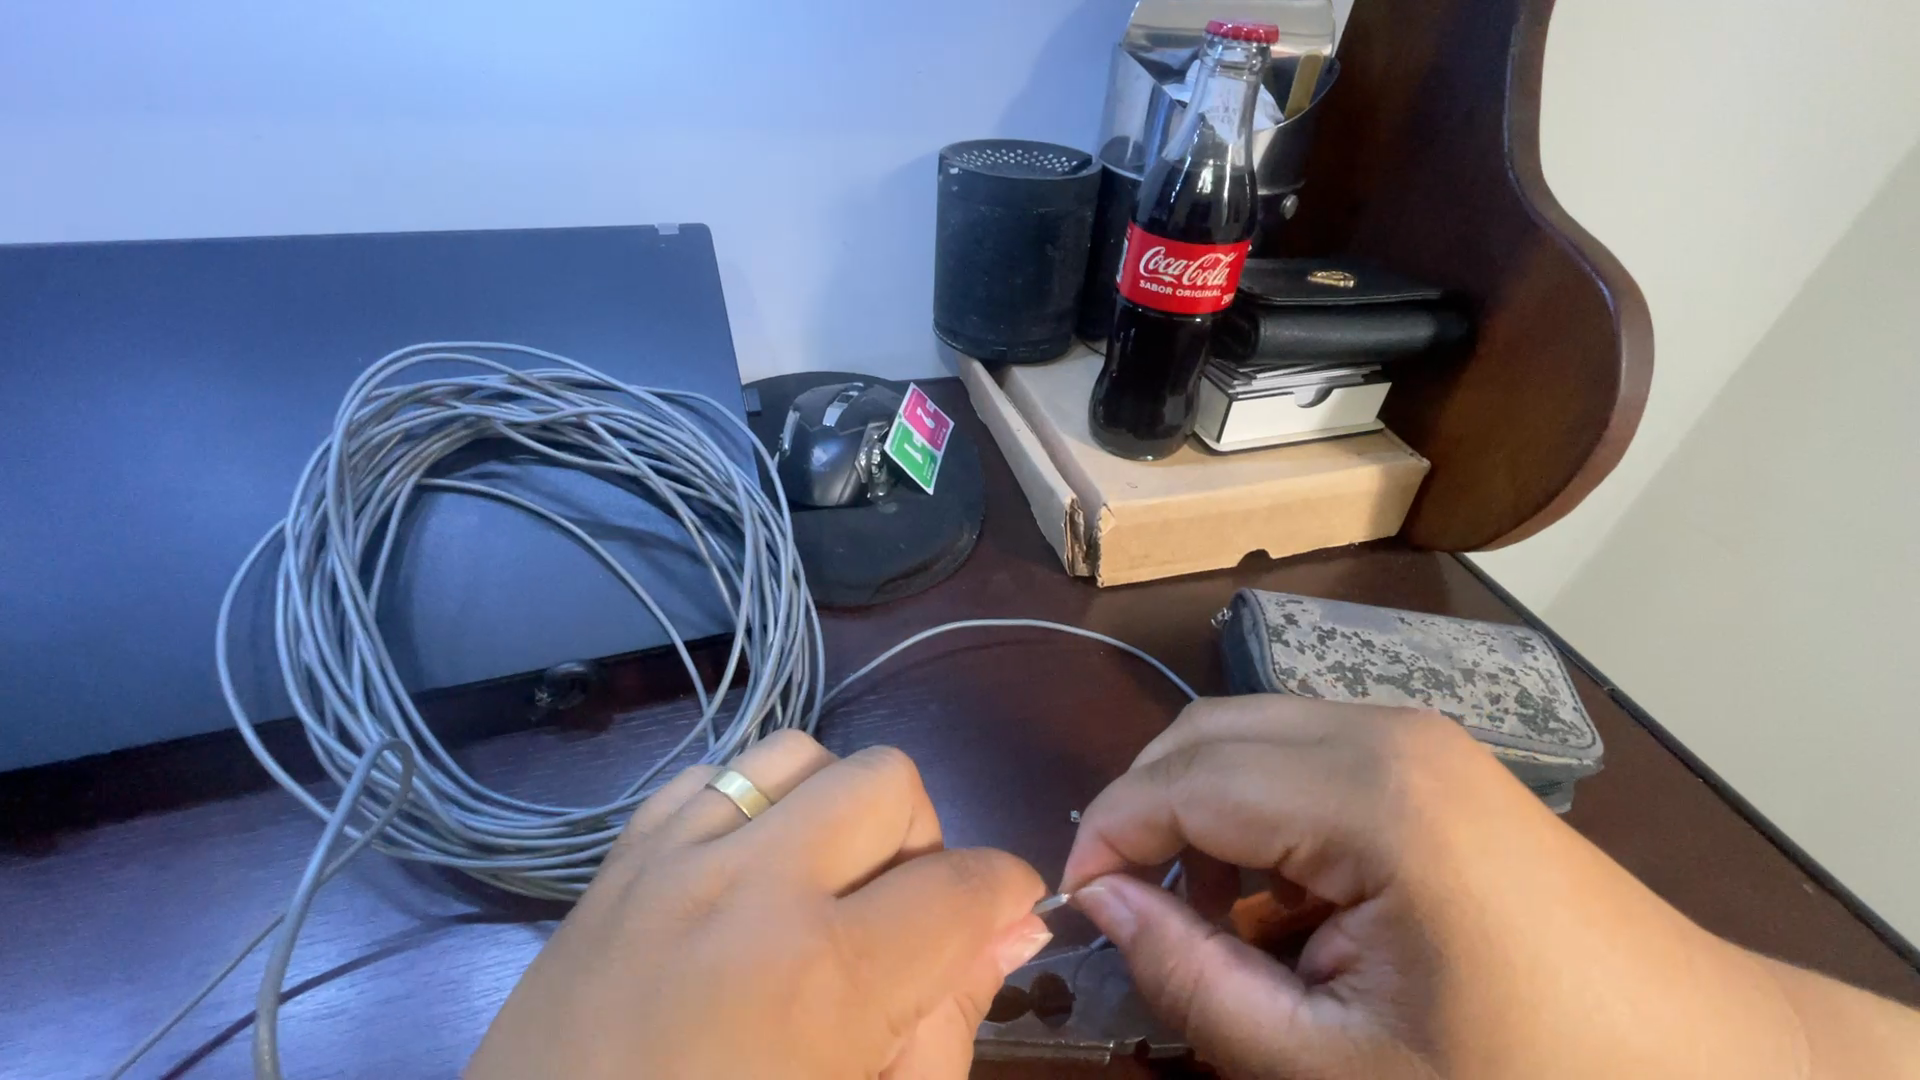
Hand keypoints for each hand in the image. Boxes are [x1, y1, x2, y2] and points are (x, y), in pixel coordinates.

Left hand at [468, 731, 1049, 1078]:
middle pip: (887, 779)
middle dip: (917, 840)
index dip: (1006, 890)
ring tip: (816, 882)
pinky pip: (713, 774)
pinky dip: (751, 807)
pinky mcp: (619, 857)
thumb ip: (949, 1019)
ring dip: (833, 807)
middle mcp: (751, 886)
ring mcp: (673, 859)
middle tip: (892, 917)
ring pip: (801, 753)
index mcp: (824, 977)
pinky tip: (743, 873)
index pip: (962, 884)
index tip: (1006, 911)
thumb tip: (1011, 924)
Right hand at [1060, 696, 1823, 1078]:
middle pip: (1202, 735)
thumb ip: (1195, 979)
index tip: (1075, 906)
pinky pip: (1292, 751)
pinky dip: (1253, 808)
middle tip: (1128, 905)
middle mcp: (1377, 729)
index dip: (1109, 836)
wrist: (1718, 1067)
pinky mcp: (1419, 749)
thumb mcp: (1338, 1068)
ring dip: (1197, 810)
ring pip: (1241, 735)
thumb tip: (1098, 903)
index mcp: (1367, 796)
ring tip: (1210, 912)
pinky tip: (1279, 892)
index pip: (1184, 782)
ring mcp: (1405, 729)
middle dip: (1144, 811)